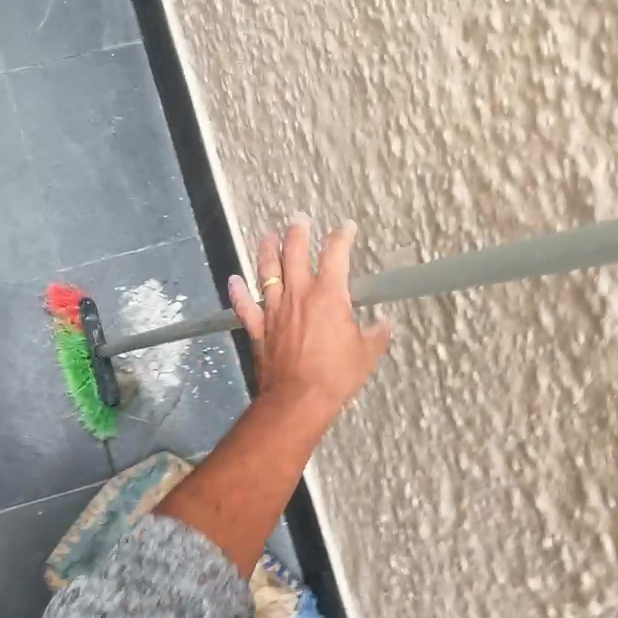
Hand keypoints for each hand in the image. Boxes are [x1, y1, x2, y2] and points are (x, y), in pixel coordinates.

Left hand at [228, 214, 392, 415]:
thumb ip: (375, 335)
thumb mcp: (366, 354)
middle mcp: (298, 295)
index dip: (341, 236)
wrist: (298, 398)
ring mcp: (274, 311)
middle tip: (298, 219)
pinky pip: (245, 307)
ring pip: (267, 273)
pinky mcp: (258, 329)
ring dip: (267, 251)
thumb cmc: (336, 375)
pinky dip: (238, 293)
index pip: (336, 254)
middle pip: (294, 253)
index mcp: (329, 295)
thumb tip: (384, 325)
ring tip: (267, 236)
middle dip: (297, 232)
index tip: (346, 227)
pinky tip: (234, 281)